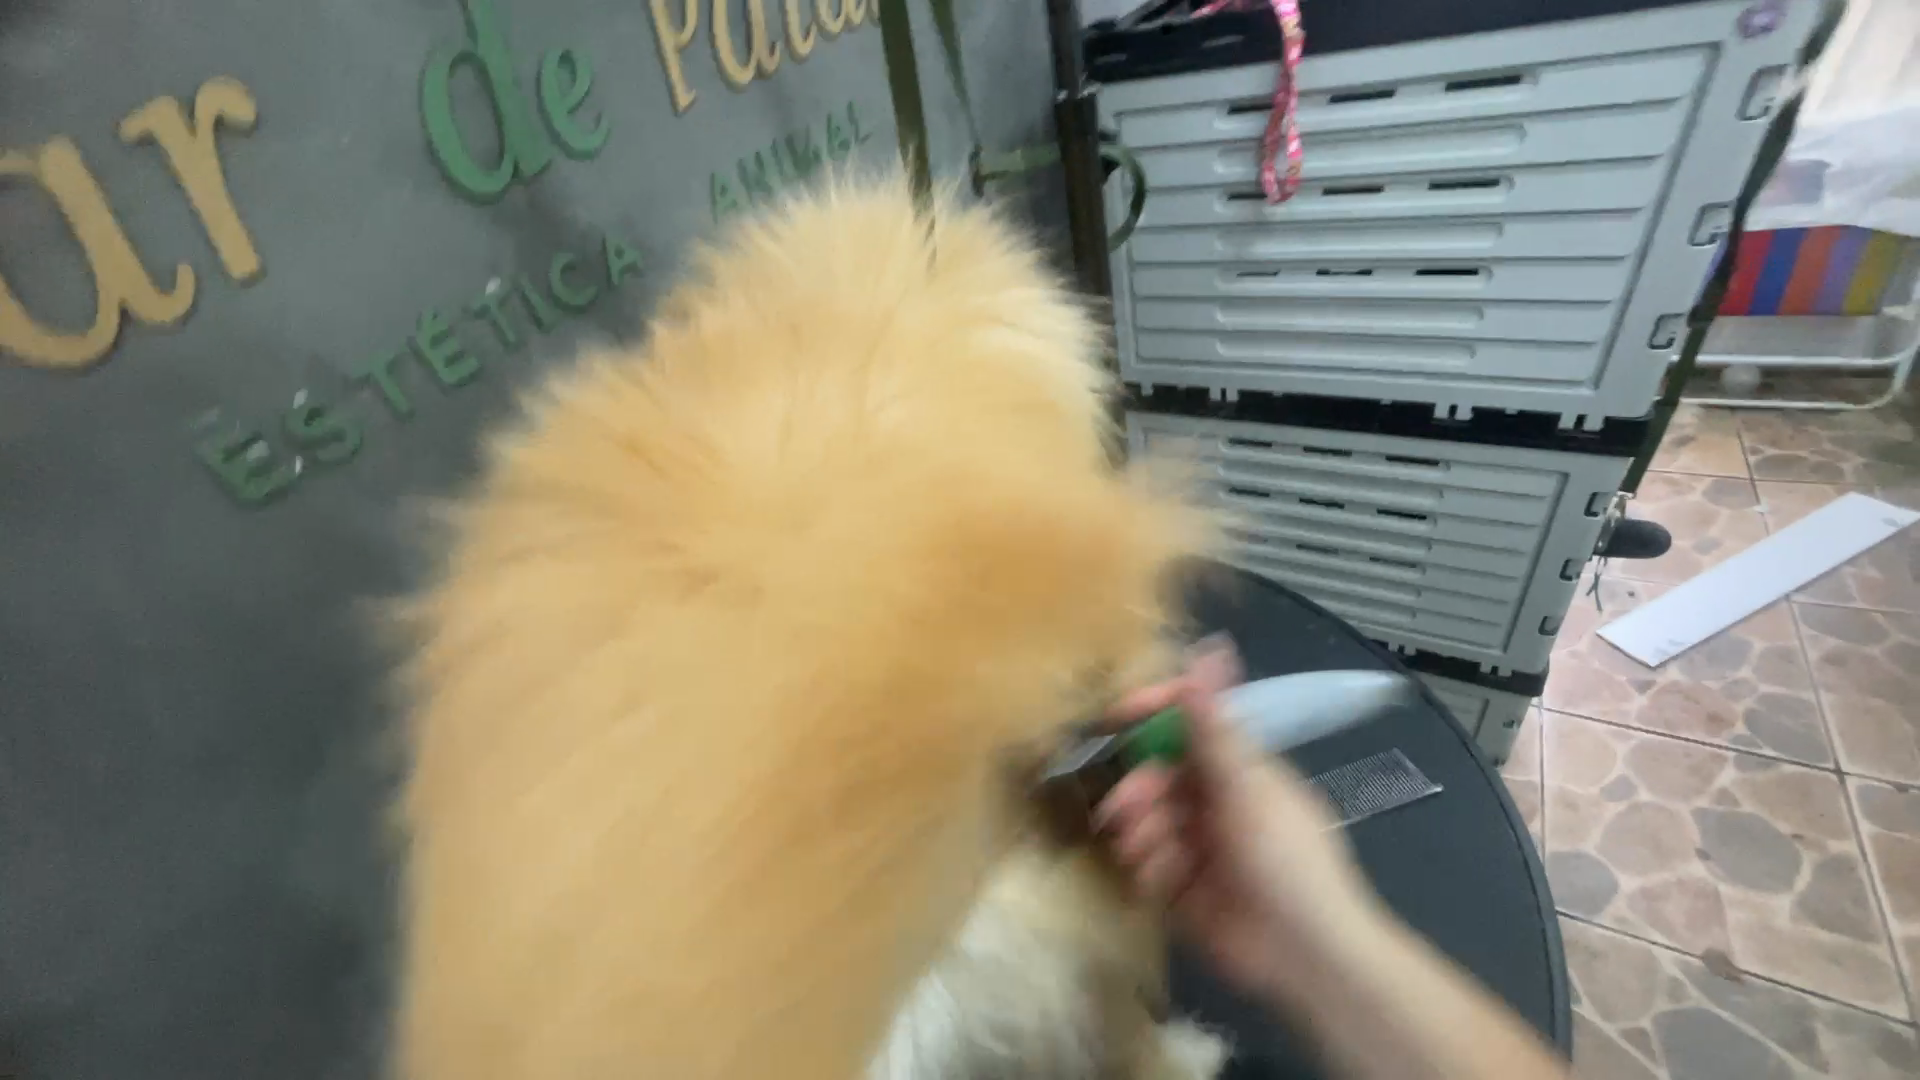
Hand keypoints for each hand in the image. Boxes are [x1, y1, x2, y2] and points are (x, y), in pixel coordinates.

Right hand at [1095, 638, 1385, 1002]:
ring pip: (1144, 818)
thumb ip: (1214, 724)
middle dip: (1137, 790)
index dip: (1150, 713)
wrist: (1307, 956)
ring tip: (1148, 854)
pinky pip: (1145, 862)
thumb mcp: (1246, 786)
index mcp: (1233, 767)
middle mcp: (1211, 798)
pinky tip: (1160, 881)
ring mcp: (1195, 841)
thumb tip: (1211, 646)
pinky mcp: (1180, 883)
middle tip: (1123, 811)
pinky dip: (1147, 868)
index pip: (1184, 724)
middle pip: (1153, 774)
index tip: (1114, 715)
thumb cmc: (1285, 859)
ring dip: (1140, 832)